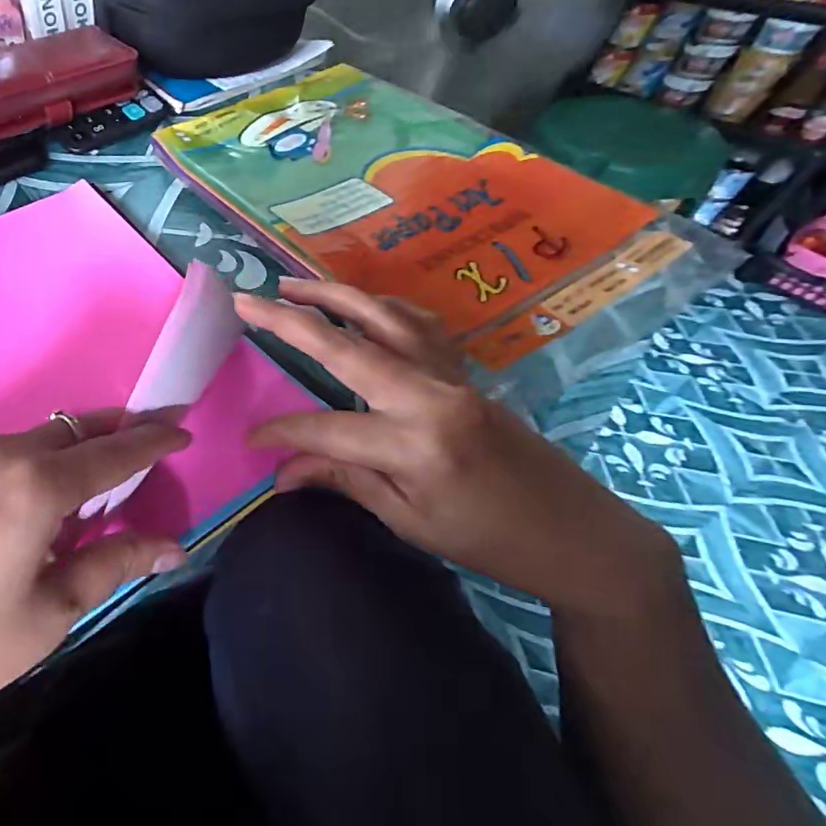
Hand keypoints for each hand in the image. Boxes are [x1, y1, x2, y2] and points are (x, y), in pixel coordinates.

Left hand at [0, 408, 191, 739]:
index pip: (114, 450)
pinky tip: (67, 505)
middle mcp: (7, 453)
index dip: (154, 441)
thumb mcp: (50, 609)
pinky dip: (55, 467)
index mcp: (38, 480)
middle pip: (79, 431)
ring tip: (121, 484)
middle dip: (121, 435)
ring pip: (49, 441)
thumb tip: (172, 545)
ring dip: (87, 452)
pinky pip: (23, 458)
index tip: (185, 431)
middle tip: (160, 448)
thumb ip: (113, 563)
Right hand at [236, 277, 679, 619]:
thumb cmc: (490, 540)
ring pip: (382, 317)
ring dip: (331, 295)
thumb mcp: (408, 520)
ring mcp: (451, 375)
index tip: (250, 438)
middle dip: (288, 321)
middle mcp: (430, 396)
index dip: (281, 434)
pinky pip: (418, 324)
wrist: (581, 536)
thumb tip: (281, 472)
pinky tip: (359, 305)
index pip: (325, 429)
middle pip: (345, 346)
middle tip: (245, 299)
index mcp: (414, 444)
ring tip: (289, 284)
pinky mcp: (465, 371)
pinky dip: (382, 307)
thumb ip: (343, 480)